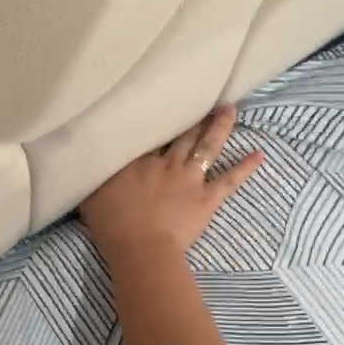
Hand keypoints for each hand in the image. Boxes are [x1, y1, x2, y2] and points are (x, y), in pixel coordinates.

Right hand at [80, 104, 264, 261]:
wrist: (139, 248)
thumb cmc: (110, 226)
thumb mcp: (88, 197)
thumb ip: (91, 179)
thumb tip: (83, 165)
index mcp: (135, 161)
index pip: (148, 133)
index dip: (157, 118)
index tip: (164, 101)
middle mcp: (163, 162)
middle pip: (181, 133)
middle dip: (193, 114)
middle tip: (204, 95)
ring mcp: (188, 179)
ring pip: (206, 146)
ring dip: (219, 127)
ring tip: (230, 109)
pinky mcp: (206, 199)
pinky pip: (229, 181)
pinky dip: (246, 168)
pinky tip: (260, 155)